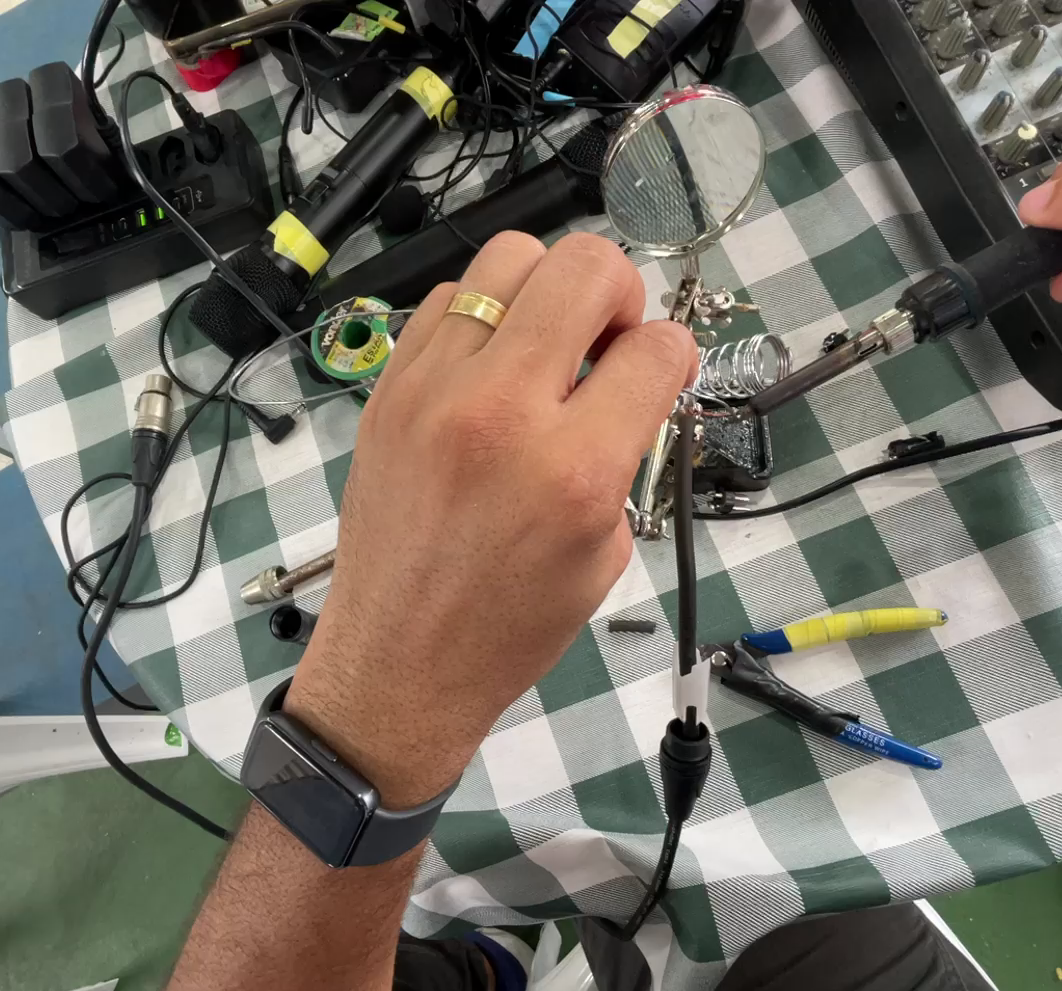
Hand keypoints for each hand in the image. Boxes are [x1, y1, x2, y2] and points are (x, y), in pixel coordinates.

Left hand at [285, 232, 695, 805]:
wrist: (400, 660)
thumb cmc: (511, 627)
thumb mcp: (604, 556)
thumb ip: (624, 455)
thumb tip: (628, 384)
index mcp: (574, 469)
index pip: (656, 351)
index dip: (673, 356)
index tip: (659, 374)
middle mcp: (503, 411)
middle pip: (585, 268)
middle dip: (620, 292)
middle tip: (608, 340)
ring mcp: (433, 391)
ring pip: (508, 259)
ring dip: (547, 290)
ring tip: (545, 344)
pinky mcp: (388, 390)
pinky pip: (446, 302)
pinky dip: (483, 317)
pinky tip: (487, 365)